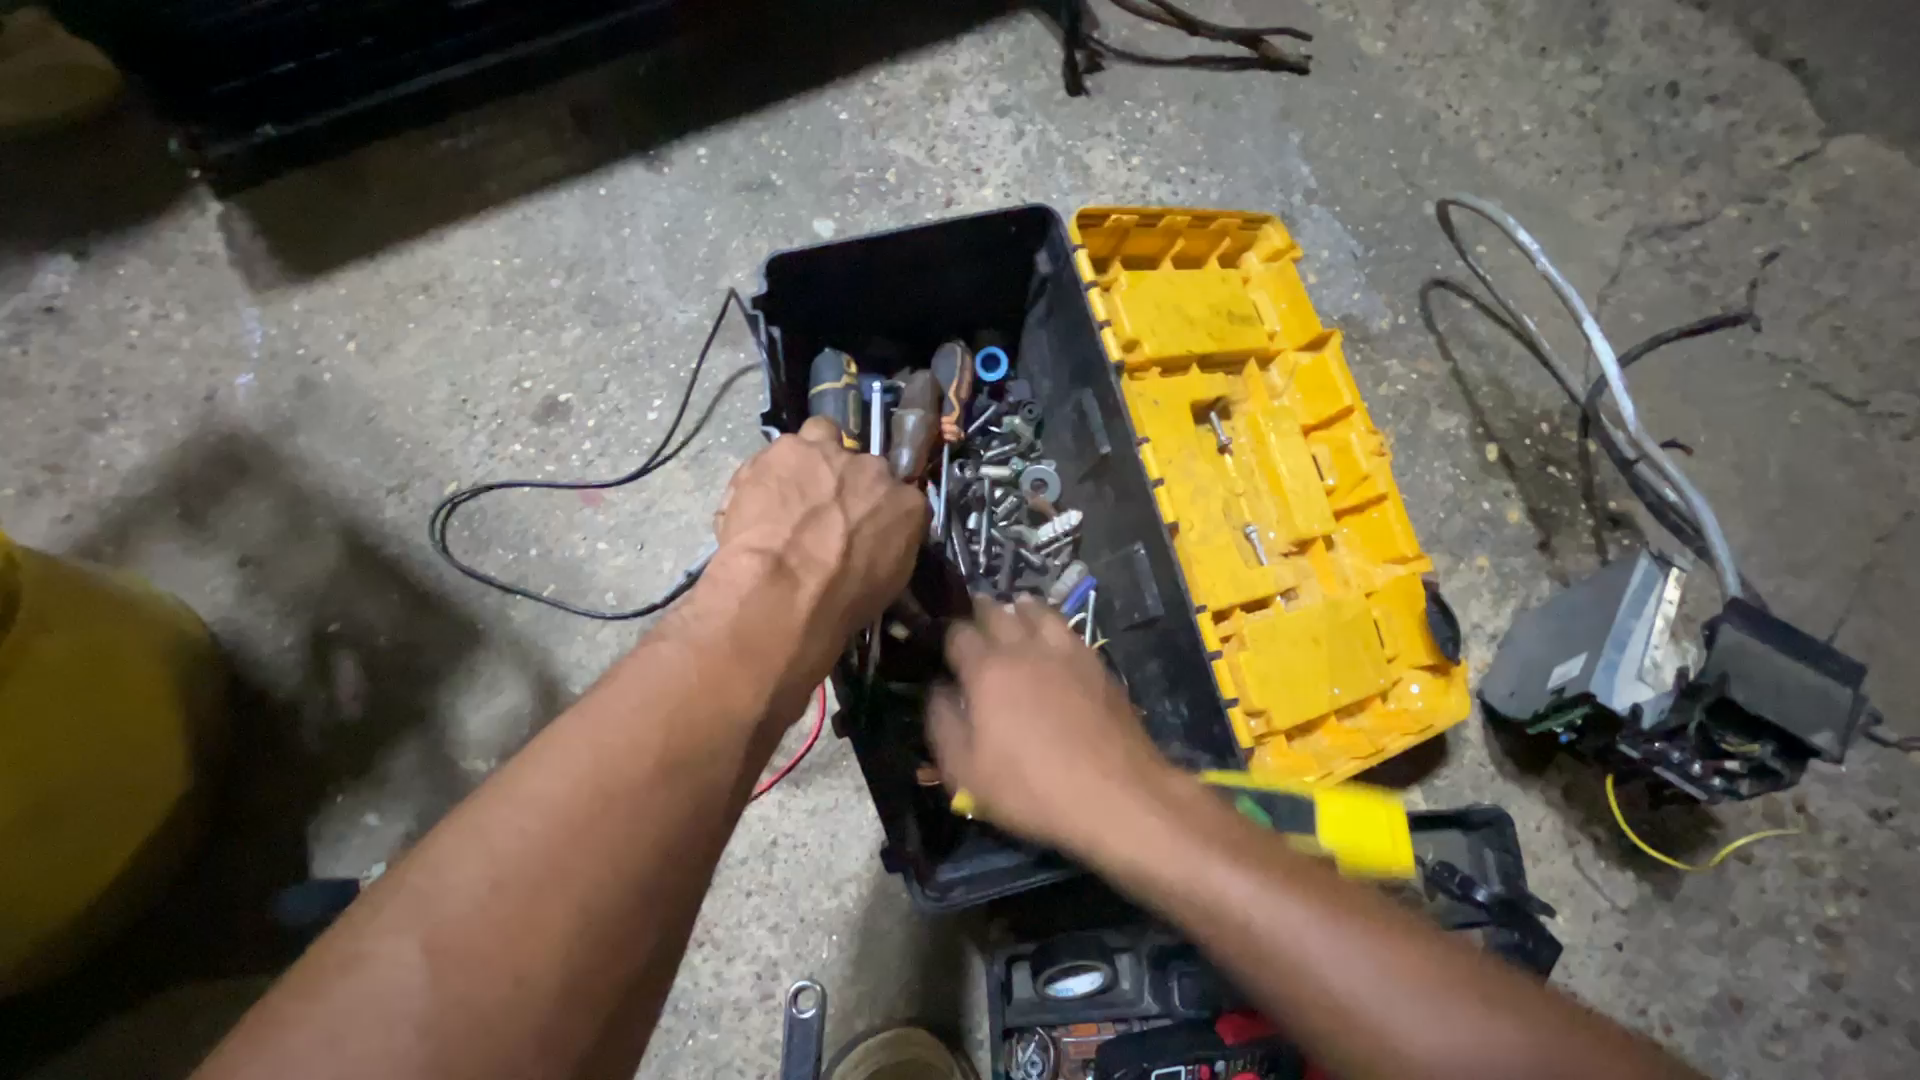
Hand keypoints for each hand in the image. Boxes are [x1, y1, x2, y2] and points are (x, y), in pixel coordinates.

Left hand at [705, 416, 927, 712]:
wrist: (784, 590)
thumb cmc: (839, 600)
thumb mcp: (886, 581)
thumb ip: (887, 543)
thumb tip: (875, 538)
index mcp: (907, 504)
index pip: (898, 493)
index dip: (875, 506)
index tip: (859, 524)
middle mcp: (874, 469)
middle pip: (859, 461)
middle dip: (843, 478)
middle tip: (821, 508)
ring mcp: (828, 453)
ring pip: (822, 434)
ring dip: (810, 455)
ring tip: (789, 488)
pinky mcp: (784, 449)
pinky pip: (779, 452)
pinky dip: (770, 471)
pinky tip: (757, 499)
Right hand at [926, 595, 1178, 851]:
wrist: (1116, 794)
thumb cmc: (1032, 788)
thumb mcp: (966, 771)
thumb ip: (942, 722)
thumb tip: (938, 688)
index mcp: (987, 671)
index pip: (957, 634)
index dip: (944, 634)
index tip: (940, 643)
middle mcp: (1024, 649)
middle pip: (996, 612)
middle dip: (979, 612)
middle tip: (972, 618)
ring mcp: (1065, 651)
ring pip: (1036, 611)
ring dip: (1018, 609)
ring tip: (1013, 612)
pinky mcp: (1096, 662)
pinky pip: (1067, 627)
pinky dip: (1050, 622)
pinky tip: (1052, 635)